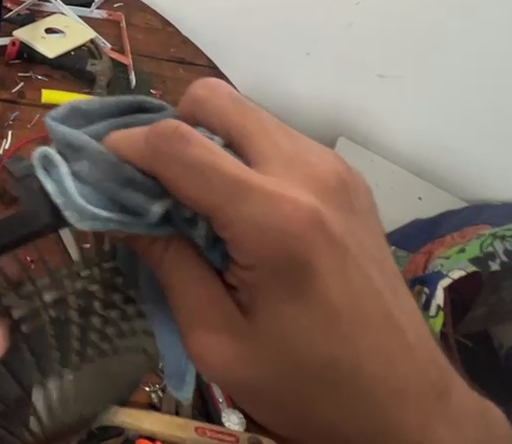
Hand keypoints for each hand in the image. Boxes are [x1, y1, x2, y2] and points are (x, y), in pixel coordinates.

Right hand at [107, 79, 511, 443]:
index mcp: (273, 219)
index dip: (126, 145)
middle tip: (154, 179)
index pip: (178, 144)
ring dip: (206, 139)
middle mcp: (306, 173)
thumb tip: (112, 206)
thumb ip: (164, 260)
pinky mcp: (344, 176)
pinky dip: (240, 152)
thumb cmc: (309, 388)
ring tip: (196, 198)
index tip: (99, 166)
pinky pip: (272, 135)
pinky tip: (238, 206)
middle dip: (168, 125)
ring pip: (243, 111)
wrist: (412, 412)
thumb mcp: (217, 340)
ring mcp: (331, 168)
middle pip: (212, 98)